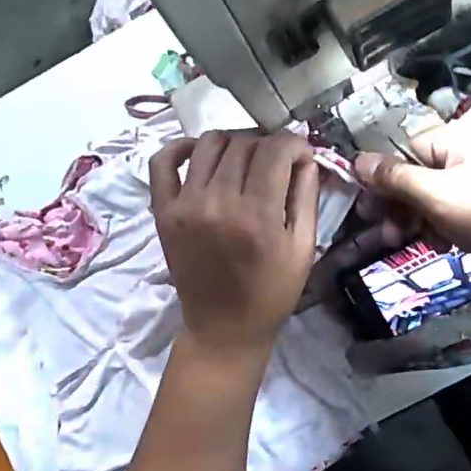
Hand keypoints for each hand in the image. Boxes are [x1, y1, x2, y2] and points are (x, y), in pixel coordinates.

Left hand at [151, 131, 320, 355]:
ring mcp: (186, 205)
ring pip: (210, 143)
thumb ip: (306, 198)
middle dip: (268, 146)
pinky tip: (201, 154)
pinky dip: (182, 148)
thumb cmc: (272, 292)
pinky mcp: (163, 211)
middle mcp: (219, 203)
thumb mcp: (304, 249)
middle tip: (277, 163)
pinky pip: (163, 161)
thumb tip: (305, 158)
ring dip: (234, 143)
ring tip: (245, 161)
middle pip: (245, 144)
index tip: (301, 156)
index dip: (295, 144)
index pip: (276, 150)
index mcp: (259, 216)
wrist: (224, 327)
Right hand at [352, 117, 470, 280]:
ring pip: (448, 192)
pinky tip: (453, 244)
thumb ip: (394, 179)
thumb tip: (356, 160)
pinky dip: (457, 222)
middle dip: (408, 205)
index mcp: (465, 132)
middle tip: (393, 237)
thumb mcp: (437, 197)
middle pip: (428, 171)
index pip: (410, 149)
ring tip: (430, 243)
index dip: (389, 182)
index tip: (374, 213)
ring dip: (430, 218)